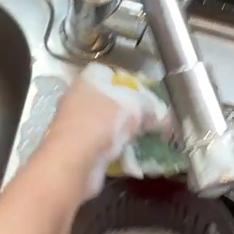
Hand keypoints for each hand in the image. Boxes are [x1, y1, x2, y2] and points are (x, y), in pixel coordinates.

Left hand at [31, 63, 172, 202]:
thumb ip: (150, 106)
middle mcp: (78, 98)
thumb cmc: (103, 121)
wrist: (73, 160)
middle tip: (150, 120)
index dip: (128, 82)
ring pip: (107, 125)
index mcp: (88, 80)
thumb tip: (160, 115)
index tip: (145, 95)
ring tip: (145, 141)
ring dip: (125, 133)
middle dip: (130, 111)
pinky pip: (103, 146)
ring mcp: (76, 124)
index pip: (109, 72)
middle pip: (109, 100)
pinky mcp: (77, 148)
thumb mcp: (135, 106)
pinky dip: (116, 151)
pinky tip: (131, 159)